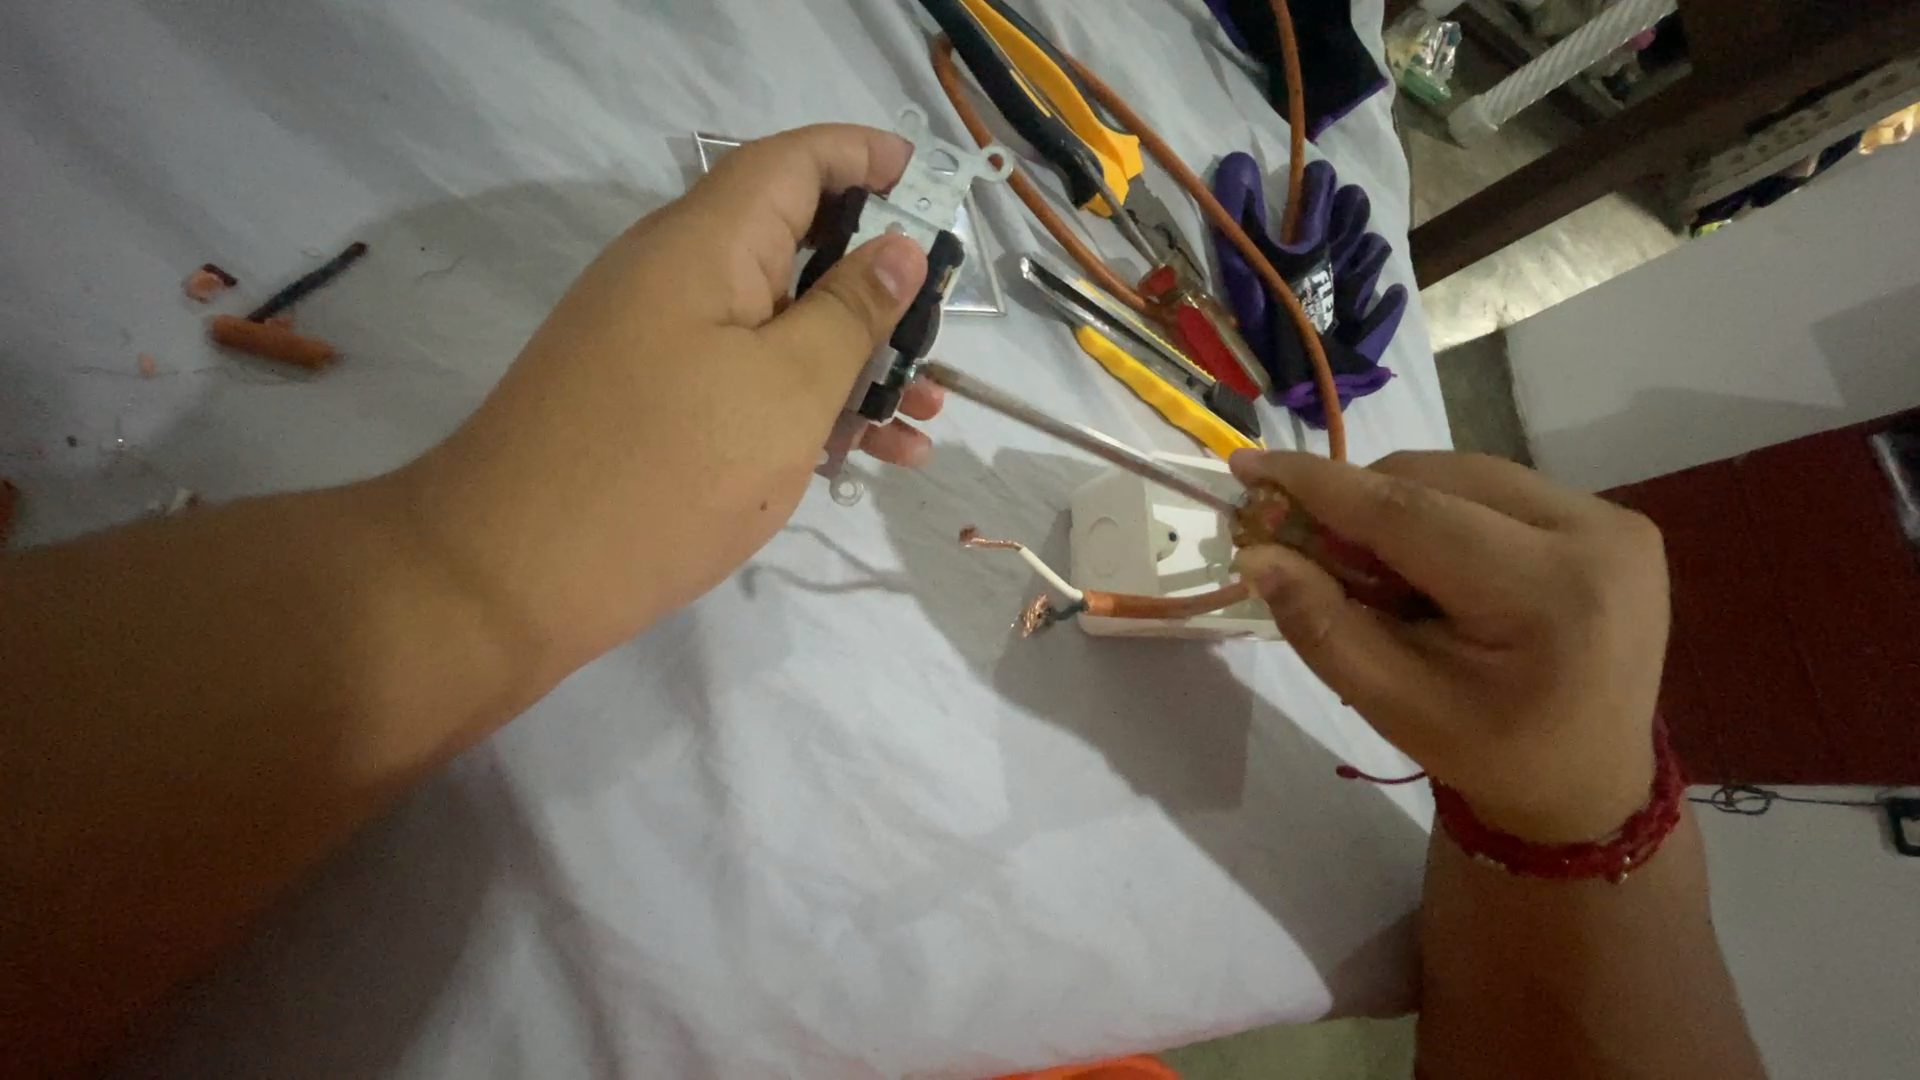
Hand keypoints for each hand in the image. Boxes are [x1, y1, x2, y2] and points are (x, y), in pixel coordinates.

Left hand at [398, 124, 941, 674]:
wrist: (519, 576)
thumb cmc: (669, 471)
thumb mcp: (787, 389)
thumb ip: (851, 313)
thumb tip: (901, 247)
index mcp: (706, 247)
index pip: (793, 164)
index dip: (865, 157)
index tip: (931, 186)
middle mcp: (684, 282)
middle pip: (798, 251)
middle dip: (880, 287)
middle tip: (939, 329)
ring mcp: (673, 350)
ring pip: (786, 332)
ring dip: (861, 364)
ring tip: (930, 411)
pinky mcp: (668, 409)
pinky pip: (757, 387)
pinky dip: (815, 410)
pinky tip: (879, 454)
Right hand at [1229, 450, 1669, 843]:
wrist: (1587, 779)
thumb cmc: (1485, 750)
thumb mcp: (1389, 701)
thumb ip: (1319, 623)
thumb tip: (1256, 555)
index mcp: (1547, 592)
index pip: (1406, 512)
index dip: (1317, 483)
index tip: (1247, 463)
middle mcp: (1594, 534)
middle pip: (1430, 480)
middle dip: (1351, 504)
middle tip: (1303, 547)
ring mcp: (1609, 518)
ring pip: (1455, 473)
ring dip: (1389, 506)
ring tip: (1371, 569)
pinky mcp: (1605, 517)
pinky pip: (1485, 486)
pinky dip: (1430, 510)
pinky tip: (1421, 563)